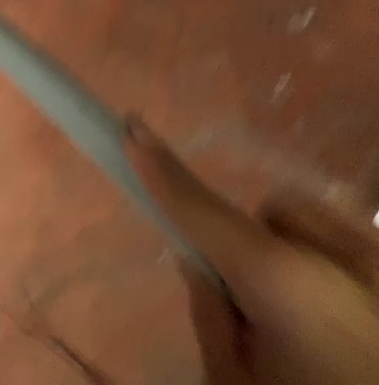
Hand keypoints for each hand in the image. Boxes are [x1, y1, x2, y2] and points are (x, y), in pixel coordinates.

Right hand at [128, 119, 378, 383]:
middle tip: (257, 302)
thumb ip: (212, 310)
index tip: (130, 125)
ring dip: (312, 262)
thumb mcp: (233, 378)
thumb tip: (201, 265)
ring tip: (316, 324)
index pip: (201, 209)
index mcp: (286, 281)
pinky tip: (352, 326)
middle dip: (260, 242)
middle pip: (280, 215)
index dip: (159, 168)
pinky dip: (350, 283)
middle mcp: (352, 268)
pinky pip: (365, 264)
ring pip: (333, 236)